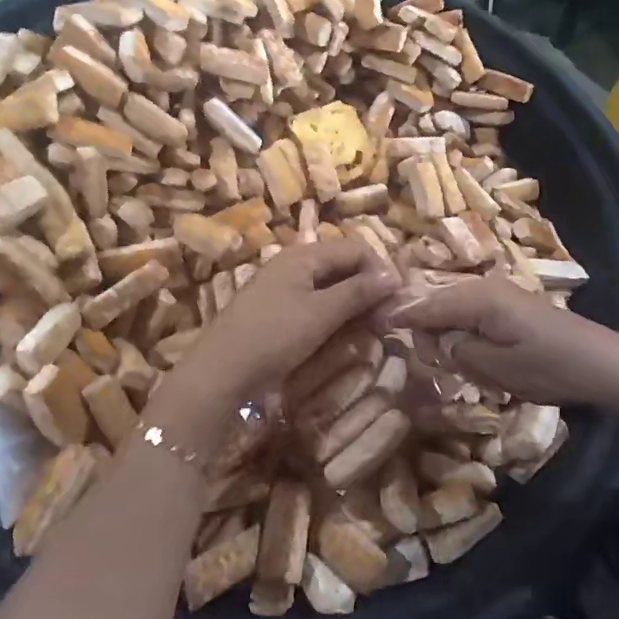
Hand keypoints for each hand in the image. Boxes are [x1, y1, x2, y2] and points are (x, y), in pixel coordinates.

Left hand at [173, 238, 399, 401]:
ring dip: (351, 304)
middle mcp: (293, 263)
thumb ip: (358, 292)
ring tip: (368, 329)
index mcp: (303, 255)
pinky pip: (313, 303)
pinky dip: (331, 314)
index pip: (355, 248)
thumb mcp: (320, 314)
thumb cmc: (274, 336)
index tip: (397, 302)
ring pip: (329, 286)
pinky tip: (339, 334)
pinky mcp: (276, 310)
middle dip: (367, 288)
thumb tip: (394, 276)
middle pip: (342, 265)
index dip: (380, 270)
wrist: (221, 370)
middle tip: (386, 319)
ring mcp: (282, 287)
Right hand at [384, 277, 618, 408]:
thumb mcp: (494, 368)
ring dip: (442, 332)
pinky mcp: (510, 306)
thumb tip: (436, 342)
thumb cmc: (548, 367)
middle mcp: (483, 287)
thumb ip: (455, 351)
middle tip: (416, 357)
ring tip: (440, 360)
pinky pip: (471, 314)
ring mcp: (499, 294)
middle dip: (421, 328)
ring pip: (452, 309)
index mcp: (476, 299)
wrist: (605, 364)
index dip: (398, 316)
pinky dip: (460, 330)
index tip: (371, 322)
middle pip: (435, 303)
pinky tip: (465, 352)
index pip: (424, 306)